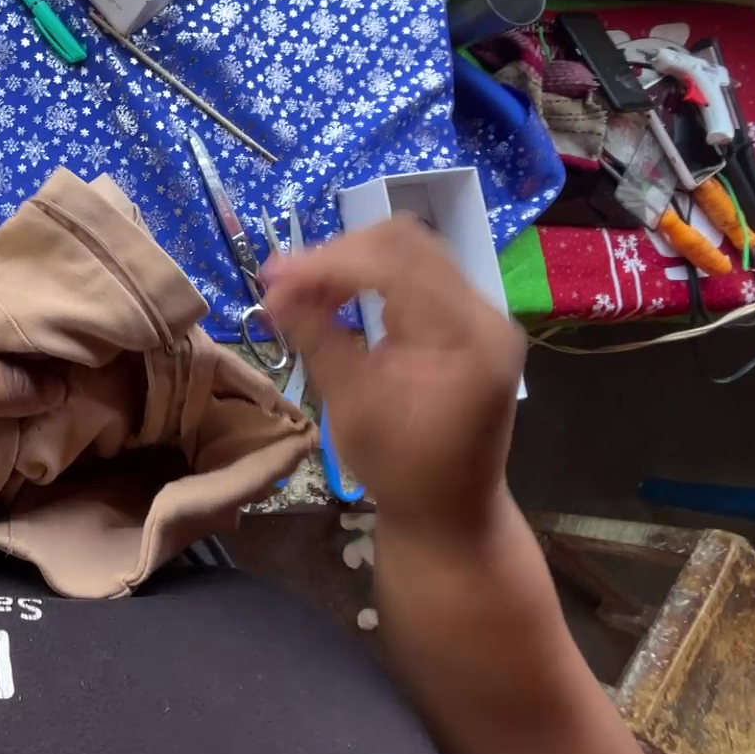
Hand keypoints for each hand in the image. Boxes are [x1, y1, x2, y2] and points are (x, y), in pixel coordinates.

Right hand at [262, 215, 524, 535]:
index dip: (327, 263)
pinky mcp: (463, 322)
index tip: (273, 280)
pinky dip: (365, 277)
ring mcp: (477, 315)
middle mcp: (482, 313)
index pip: (395, 263)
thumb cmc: (401, 468)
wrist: (450, 511)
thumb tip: (273, 289)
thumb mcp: (351, 403)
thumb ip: (317, 336)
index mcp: (465, 337)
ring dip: (347, 262)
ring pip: (406, 250)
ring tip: (300, 290)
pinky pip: (412, 273)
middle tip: (283, 282)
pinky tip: (332, 298)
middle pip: (404, 242)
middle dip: (336, 255)